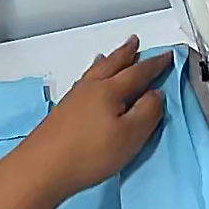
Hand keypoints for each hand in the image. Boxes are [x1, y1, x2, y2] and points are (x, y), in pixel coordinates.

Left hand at [9, 36, 172, 204]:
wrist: (41, 167)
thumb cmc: (90, 153)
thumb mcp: (130, 136)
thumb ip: (148, 112)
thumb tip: (156, 92)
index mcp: (110, 90)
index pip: (138, 72)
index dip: (154, 64)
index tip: (168, 55)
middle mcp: (92, 87)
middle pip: (113, 64)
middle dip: (127, 53)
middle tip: (135, 41)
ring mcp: (74, 97)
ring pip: (95, 71)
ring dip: (108, 61)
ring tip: (110, 55)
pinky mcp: (62, 110)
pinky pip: (84, 81)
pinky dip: (92, 74)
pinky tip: (87, 82)